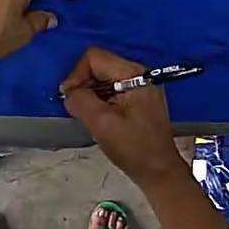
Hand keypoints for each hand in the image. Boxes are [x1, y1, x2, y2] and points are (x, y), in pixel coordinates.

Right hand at [60, 48, 188, 185]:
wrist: (159, 171)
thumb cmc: (133, 147)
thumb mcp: (102, 123)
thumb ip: (81, 101)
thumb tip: (68, 92)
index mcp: (134, 74)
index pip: (94, 57)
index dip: (76, 75)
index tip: (70, 98)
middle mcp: (139, 74)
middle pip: (100, 65)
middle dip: (83, 84)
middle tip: (77, 109)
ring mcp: (142, 86)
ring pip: (105, 79)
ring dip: (91, 94)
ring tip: (87, 115)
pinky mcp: (140, 99)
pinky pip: (114, 90)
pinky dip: (101, 100)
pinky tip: (99, 118)